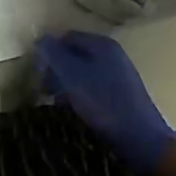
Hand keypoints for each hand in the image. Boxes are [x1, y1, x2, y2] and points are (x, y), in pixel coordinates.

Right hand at [35, 31, 175, 170]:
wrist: (140, 139)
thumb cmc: (104, 103)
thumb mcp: (73, 76)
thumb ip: (55, 55)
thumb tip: (40, 38)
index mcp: (102, 45)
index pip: (67, 37)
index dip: (49, 49)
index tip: (34, 68)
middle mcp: (111, 55)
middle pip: (75, 54)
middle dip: (55, 68)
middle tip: (41, 86)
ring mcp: (117, 75)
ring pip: (82, 72)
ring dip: (64, 82)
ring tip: (51, 98)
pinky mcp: (118, 95)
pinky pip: (91, 87)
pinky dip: (77, 94)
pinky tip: (70, 108)